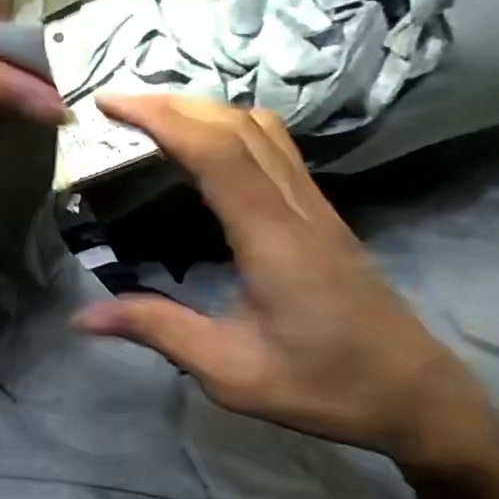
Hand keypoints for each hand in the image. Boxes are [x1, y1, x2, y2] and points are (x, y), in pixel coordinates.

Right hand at [73, 95, 498, 467]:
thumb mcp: (231, 372)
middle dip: (174, 103)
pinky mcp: (321, 215)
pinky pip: (275, 149)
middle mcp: (297, 207)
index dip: (162, 119)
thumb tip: (83, 317)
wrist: (415, 394)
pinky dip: (229, 130)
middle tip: (118, 107)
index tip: (111, 104)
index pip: (216, 153)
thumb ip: (159, 331)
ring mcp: (315, 206)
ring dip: (205, 111)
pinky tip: (204, 151)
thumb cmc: (324, 386)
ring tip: (154, 119)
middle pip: (239, 125)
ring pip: (263, 130)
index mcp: (273, 238)